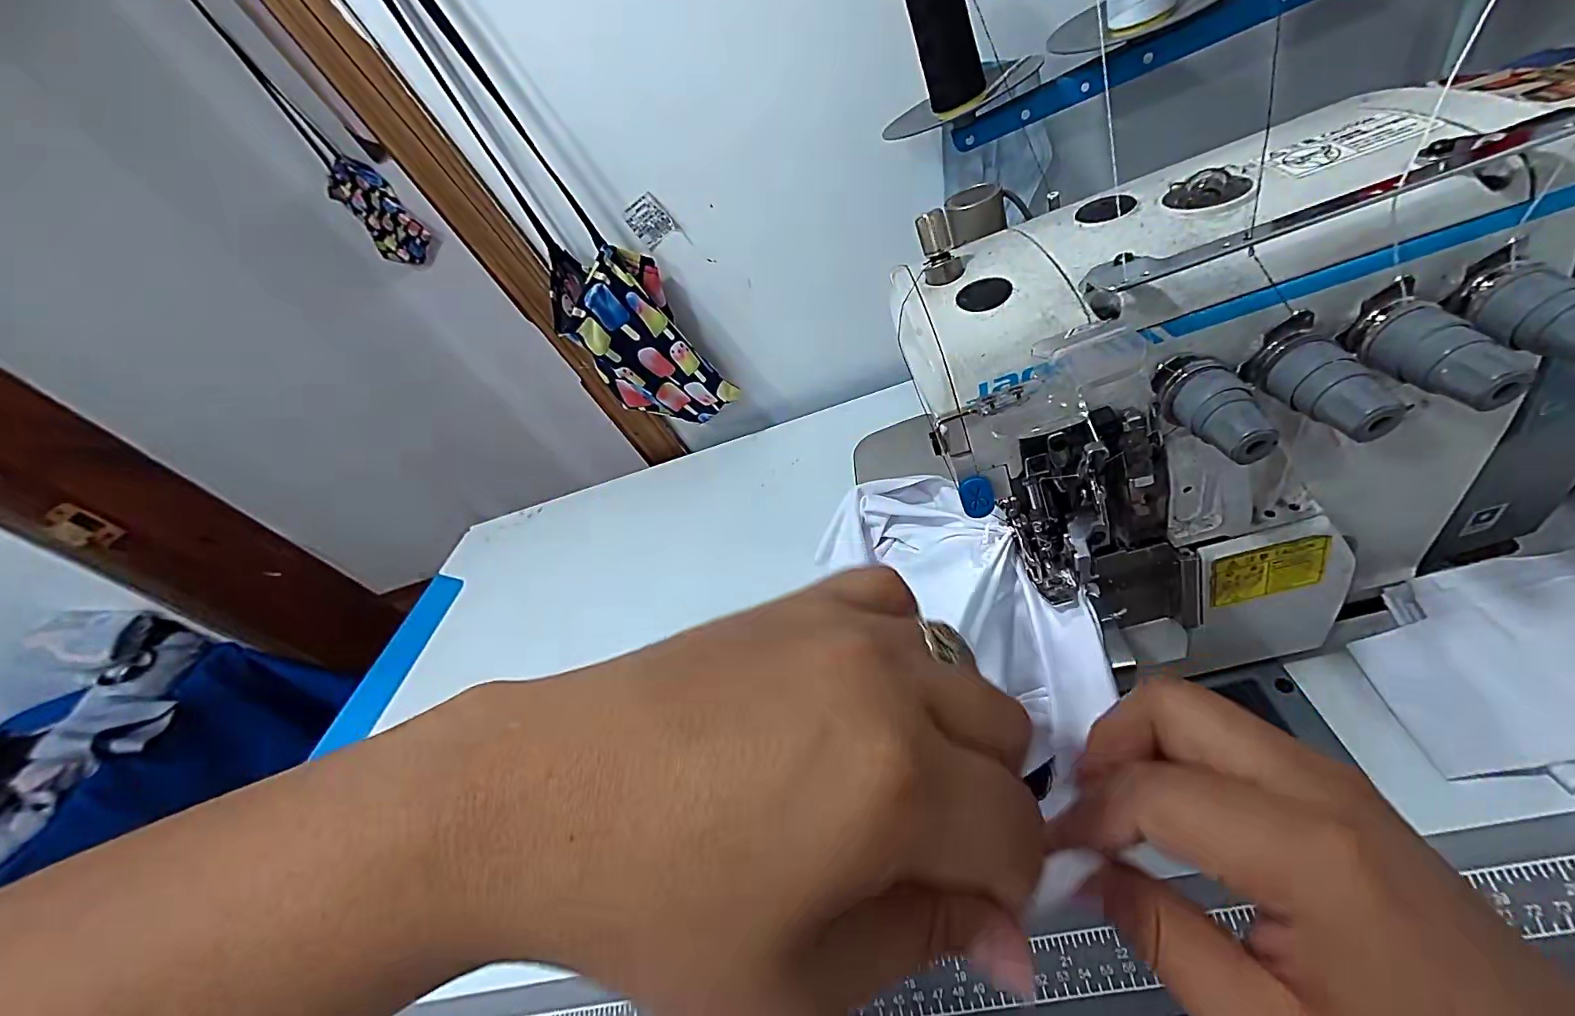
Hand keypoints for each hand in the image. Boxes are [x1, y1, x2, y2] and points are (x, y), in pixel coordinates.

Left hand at [413, 567, 1045, 1015]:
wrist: (554, 792)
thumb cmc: (665, 904)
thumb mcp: (802, 975)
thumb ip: (928, 940)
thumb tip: (1012, 941)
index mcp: (899, 784)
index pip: (1019, 831)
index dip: (1006, 885)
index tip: (966, 906)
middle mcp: (891, 685)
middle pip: (1006, 737)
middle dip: (983, 802)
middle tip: (914, 842)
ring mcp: (848, 628)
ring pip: (964, 671)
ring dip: (948, 727)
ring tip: (880, 765)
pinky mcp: (807, 599)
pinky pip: (896, 603)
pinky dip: (902, 647)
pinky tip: (858, 686)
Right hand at [1048, 678, 1574, 1015]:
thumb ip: (1165, 938)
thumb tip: (1088, 872)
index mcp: (1305, 846)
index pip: (1152, 788)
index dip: (1087, 812)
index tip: (1051, 847)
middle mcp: (1316, 783)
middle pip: (1174, 704)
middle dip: (1107, 742)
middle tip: (1079, 808)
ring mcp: (1332, 779)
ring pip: (1199, 714)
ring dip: (1140, 749)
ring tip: (1112, 815)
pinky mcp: (1339, 792)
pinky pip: (1232, 744)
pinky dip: (1179, 761)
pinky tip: (1168, 819)